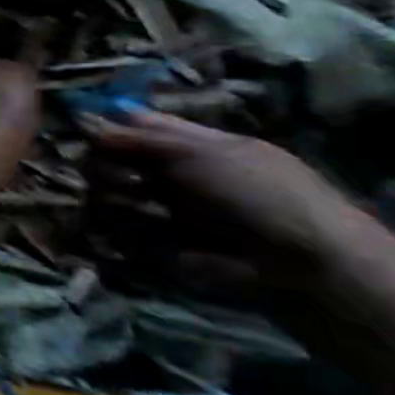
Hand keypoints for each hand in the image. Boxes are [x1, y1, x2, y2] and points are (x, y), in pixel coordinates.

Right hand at [84, 109, 383, 269]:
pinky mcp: (181, 253)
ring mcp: (185, 216)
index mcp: (200, 143)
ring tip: (114, 211)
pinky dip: (123, 238)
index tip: (81, 131)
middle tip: (108, 179)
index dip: (114, 124)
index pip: (146, 124)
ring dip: (114, 203)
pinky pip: (137, 239)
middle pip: (129, 163)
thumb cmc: (260, 196)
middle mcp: (189, 176)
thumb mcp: (199, 155)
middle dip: (109, 169)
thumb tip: (90, 121)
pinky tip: (119, 238)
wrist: (314, 272)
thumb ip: (141, 139)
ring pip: (128, 200)